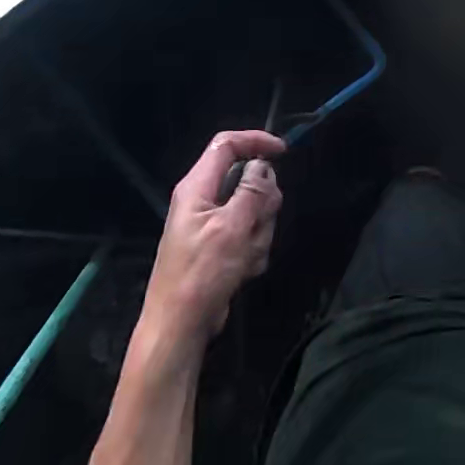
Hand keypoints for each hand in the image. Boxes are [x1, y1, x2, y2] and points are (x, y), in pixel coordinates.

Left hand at [141, 130, 286, 352]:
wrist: (181, 323)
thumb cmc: (201, 273)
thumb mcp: (231, 229)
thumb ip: (251, 193)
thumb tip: (263, 166)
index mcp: (197, 187)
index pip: (226, 145)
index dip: (254, 141)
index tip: (283, 151)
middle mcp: (203, 200)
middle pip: (247, 182)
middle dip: (261, 206)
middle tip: (255, 227)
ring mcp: (213, 224)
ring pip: (253, 212)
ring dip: (257, 234)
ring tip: (243, 257)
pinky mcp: (221, 247)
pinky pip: (249, 236)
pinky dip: (252, 252)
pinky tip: (241, 271)